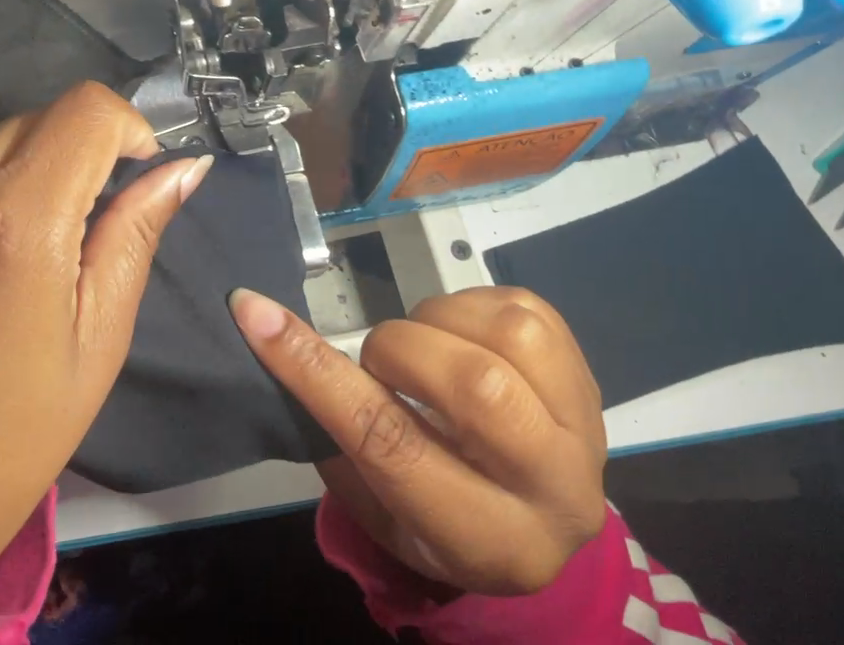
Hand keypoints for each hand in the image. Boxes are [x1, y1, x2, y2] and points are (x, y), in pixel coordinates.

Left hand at [0, 83, 212, 643]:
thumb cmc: (16, 434)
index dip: (126, 128)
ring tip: (11, 255)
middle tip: (76, 229)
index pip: (86, 108)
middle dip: (72, 155)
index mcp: (16, 218)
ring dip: (12, 175)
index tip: (132, 172)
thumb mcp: (98, 338)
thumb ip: (136, 233)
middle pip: (32, 121)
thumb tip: (182, 166)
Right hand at [230, 286, 606, 595]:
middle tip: (379, 364)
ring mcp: (584, 427)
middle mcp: (555, 489)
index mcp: (485, 539)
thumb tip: (272, 330)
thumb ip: (332, 429)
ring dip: (437, 323)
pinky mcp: (589, 374)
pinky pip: (522, 307)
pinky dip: (468, 305)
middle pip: (472, 385)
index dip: (314, 371)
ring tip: (423, 347)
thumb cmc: (435, 518)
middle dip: (396, 351)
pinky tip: (457, 335)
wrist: (536, 522)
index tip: (254, 312)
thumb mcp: (372, 501)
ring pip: (506, 335)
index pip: (388, 440)